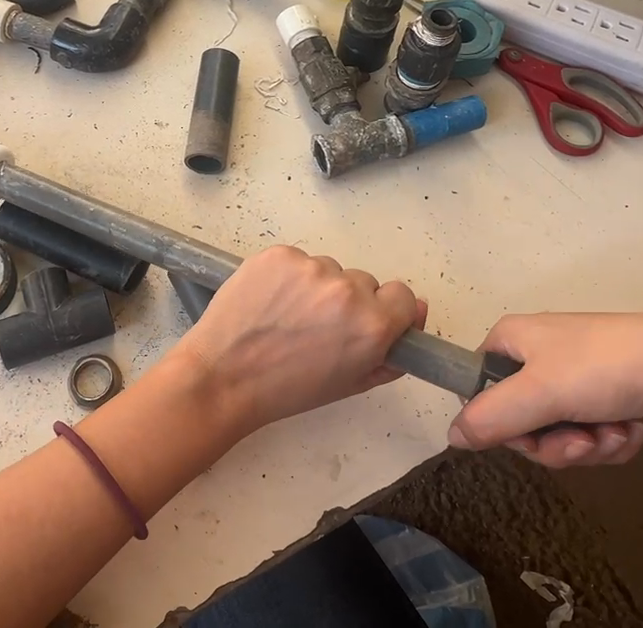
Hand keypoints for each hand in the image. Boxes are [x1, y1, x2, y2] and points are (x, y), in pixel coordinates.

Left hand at [172, 245, 425, 435]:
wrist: (225, 375)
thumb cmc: (290, 389)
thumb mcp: (353, 382)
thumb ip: (392, 351)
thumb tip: (417, 314)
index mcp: (373, 324)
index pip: (402, 296)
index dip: (386, 311)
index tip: (365, 324)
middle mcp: (346, 289)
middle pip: (363, 282)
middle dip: (348, 301)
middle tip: (317, 327)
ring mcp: (309, 267)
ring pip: (327, 270)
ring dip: (316, 287)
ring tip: (287, 316)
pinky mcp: (277, 254)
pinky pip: (296, 260)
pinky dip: (287, 276)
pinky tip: (270, 300)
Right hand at [448, 313, 642, 467]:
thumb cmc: (606, 368)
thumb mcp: (540, 392)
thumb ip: (491, 417)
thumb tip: (450, 436)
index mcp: (512, 340)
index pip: (480, 388)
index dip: (498, 422)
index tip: (525, 436)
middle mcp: (539, 356)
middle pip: (521, 419)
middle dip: (553, 442)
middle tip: (580, 443)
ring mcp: (577, 377)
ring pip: (559, 432)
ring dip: (587, 445)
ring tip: (616, 434)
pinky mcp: (612, 397)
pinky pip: (592, 433)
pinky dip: (611, 440)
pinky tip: (633, 431)